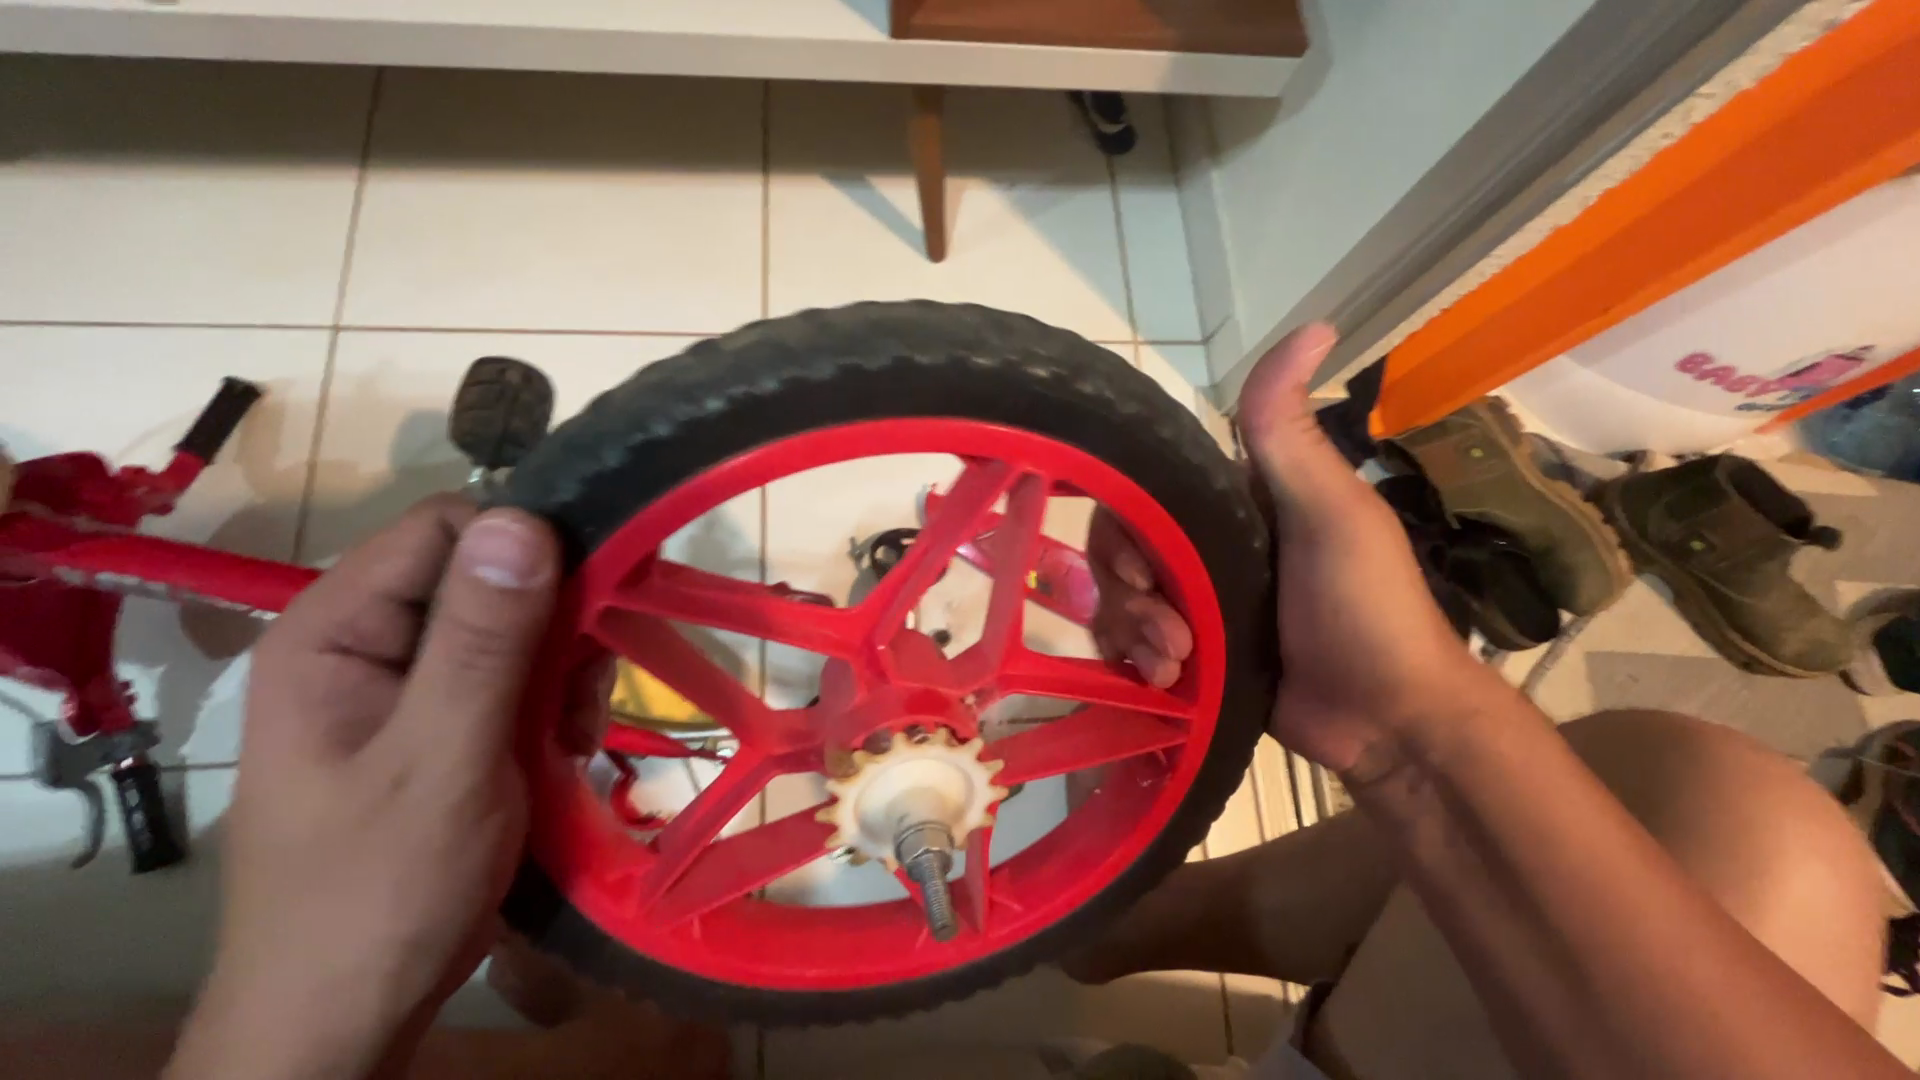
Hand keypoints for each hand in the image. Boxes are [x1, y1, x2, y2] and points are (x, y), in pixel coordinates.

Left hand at [170, 496, 562, 1079]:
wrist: (352, 1009)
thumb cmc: (381, 887)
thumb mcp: (442, 759)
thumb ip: (484, 640)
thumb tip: (524, 518)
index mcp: (337, 629)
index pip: (446, 528)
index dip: (526, 546)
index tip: (594, 596)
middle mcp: (371, 640)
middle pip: (490, 575)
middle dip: (554, 624)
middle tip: (582, 694)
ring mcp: (410, 681)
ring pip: (518, 625)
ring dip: (563, 670)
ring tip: (571, 735)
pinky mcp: (447, 718)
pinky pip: (519, 674)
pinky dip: (555, 702)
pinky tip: (563, 748)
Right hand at [1090, 325, 1506, 784]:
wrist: (1386, 722)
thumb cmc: (1364, 608)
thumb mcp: (1331, 513)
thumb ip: (1290, 434)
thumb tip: (1312, 325)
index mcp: (1231, 505)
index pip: (1143, 496)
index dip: (1125, 532)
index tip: (1147, 573)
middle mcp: (1204, 548)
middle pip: (1119, 553)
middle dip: (1131, 598)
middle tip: (1172, 636)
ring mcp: (1195, 603)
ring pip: (1118, 600)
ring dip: (1132, 634)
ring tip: (1176, 665)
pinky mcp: (1190, 653)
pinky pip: (1128, 644)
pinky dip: (1135, 661)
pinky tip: (1168, 681)